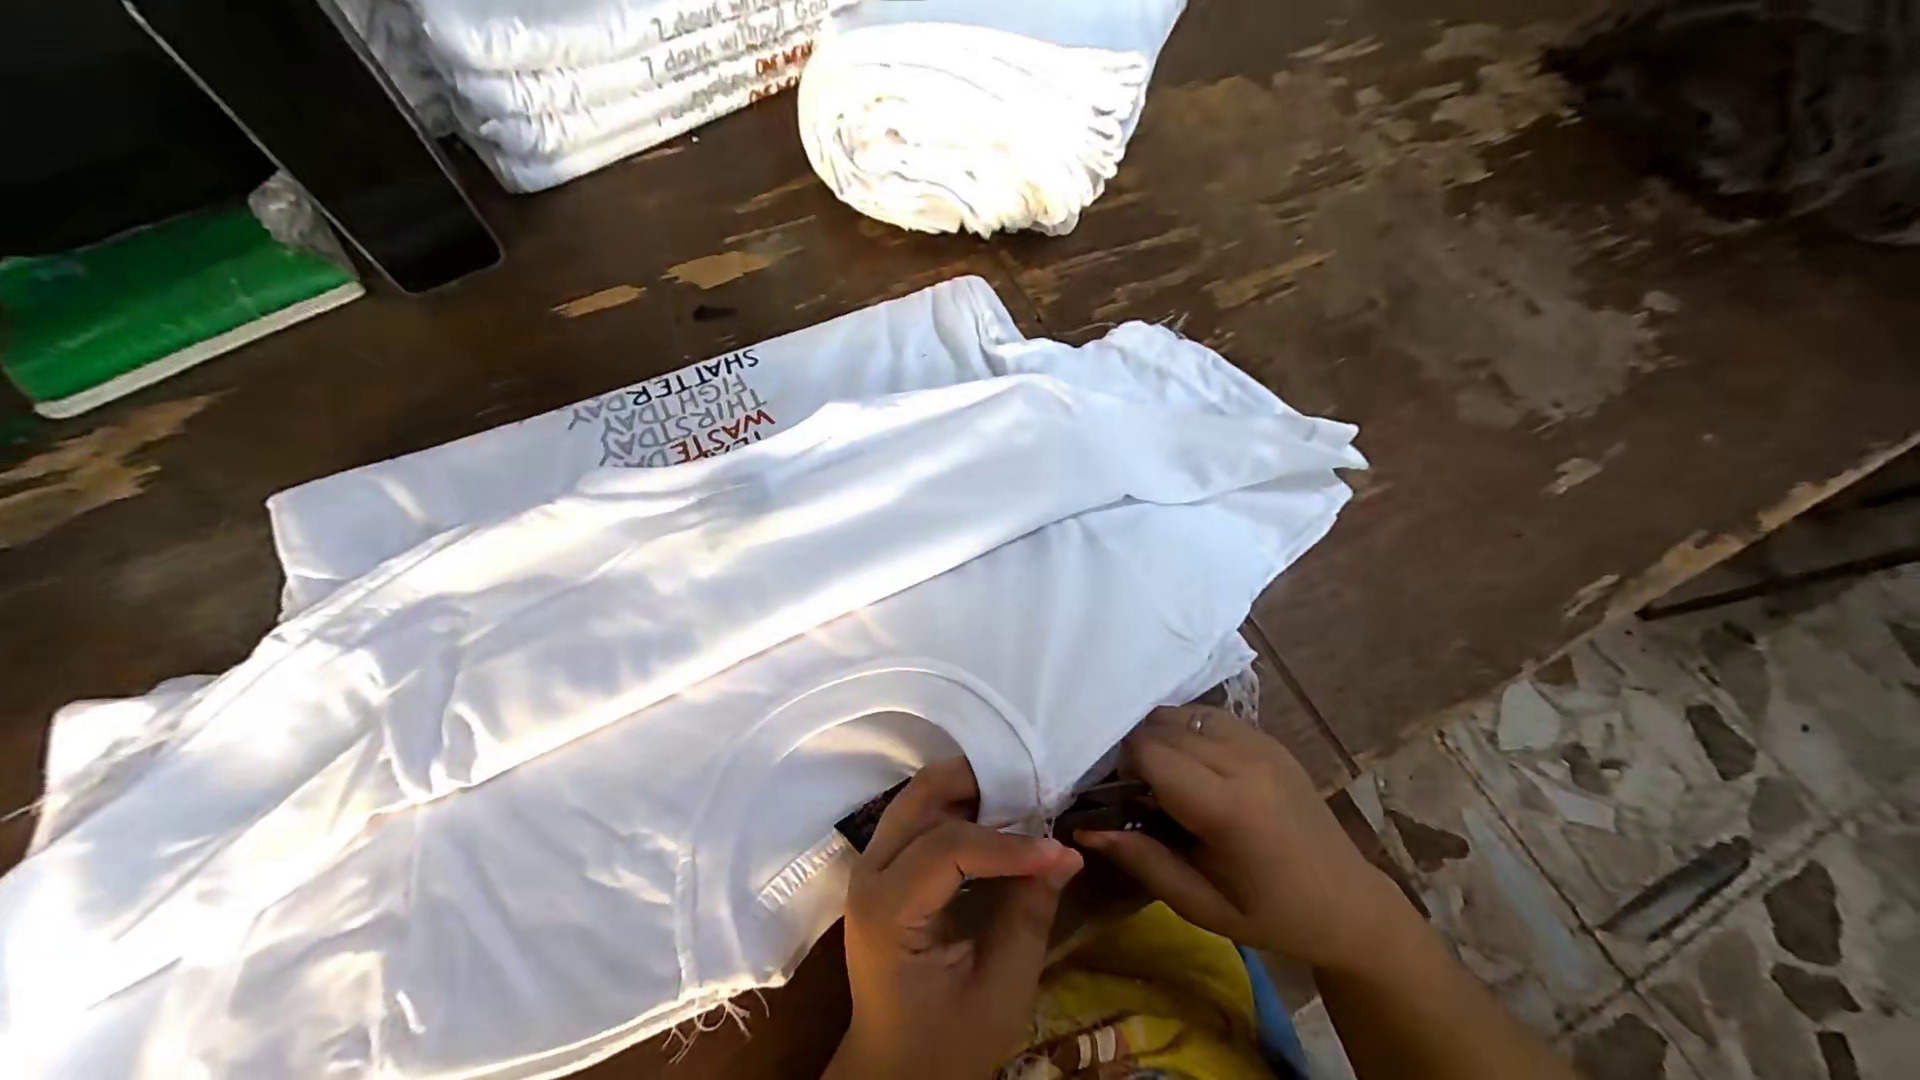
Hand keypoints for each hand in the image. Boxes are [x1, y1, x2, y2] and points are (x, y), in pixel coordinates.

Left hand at [825, 758, 1082, 1079]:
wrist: (893, 1068)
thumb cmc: (945, 1043)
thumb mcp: (1000, 992)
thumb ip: (1029, 915)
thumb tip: (1066, 854)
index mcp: (888, 910)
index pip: (948, 848)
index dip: (1008, 845)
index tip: (1057, 850)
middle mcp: (870, 872)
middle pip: (922, 797)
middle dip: (979, 784)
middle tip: (1033, 789)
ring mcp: (872, 864)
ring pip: (919, 796)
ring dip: (969, 788)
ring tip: (1020, 797)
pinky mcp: (884, 866)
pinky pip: (921, 815)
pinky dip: (960, 805)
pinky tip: (996, 816)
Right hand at [1076, 705, 1409, 973]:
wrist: (1349, 903)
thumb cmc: (1271, 914)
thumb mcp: (1201, 904)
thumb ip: (1142, 861)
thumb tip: (1085, 829)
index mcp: (1229, 808)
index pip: (1150, 752)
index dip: (1119, 764)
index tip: (1111, 791)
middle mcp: (1244, 761)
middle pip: (1161, 726)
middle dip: (1134, 748)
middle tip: (1129, 786)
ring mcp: (1260, 743)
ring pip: (1182, 713)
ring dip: (1158, 735)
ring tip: (1156, 773)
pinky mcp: (1268, 738)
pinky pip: (1208, 715)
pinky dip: (1184, 729)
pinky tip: (1186, 761)